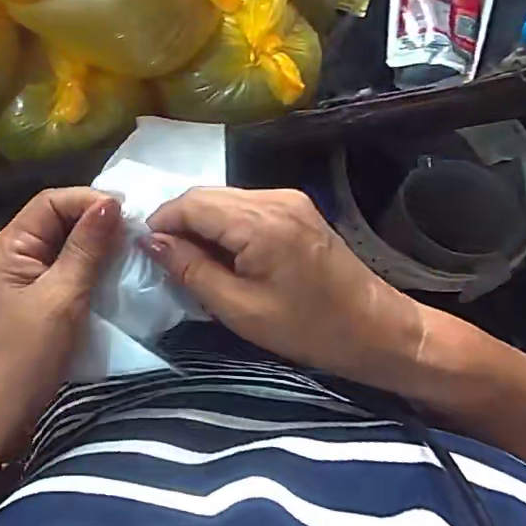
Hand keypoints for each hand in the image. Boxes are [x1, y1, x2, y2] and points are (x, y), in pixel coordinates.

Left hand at [0, 188, 122, 459]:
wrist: (4, 411)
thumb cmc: (29, 353)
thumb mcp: (62, 297)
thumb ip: (86, 248)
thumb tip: (111, 203)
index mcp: (9, 245)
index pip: (50, 202)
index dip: (88, 200)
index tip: (128, 211)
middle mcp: (13, 252)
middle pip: (56, 218)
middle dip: (94, 218)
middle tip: (136, 228)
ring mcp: (24, 274)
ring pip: (63, 242)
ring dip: (95, 241)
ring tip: (131, 245)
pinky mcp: (36, 295)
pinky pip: (65, 266)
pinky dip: (89, 263)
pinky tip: (114, 268)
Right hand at [143, 187, 428, 390]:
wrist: (379, 330)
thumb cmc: (308, 329)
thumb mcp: (238, 308)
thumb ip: (190, 269)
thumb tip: (151, 241)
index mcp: (260, 222)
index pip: (190, 203)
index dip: (161, 222)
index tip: (146, 251)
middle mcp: (273, 198)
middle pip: (205, 195)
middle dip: (178, 222)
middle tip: (166, 258)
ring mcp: (288, 198)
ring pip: (222, 198)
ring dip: (199, 223)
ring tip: (192, 259)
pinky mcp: (295, 206)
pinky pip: (242, 205)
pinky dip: (222, 223)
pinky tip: (222, 252)